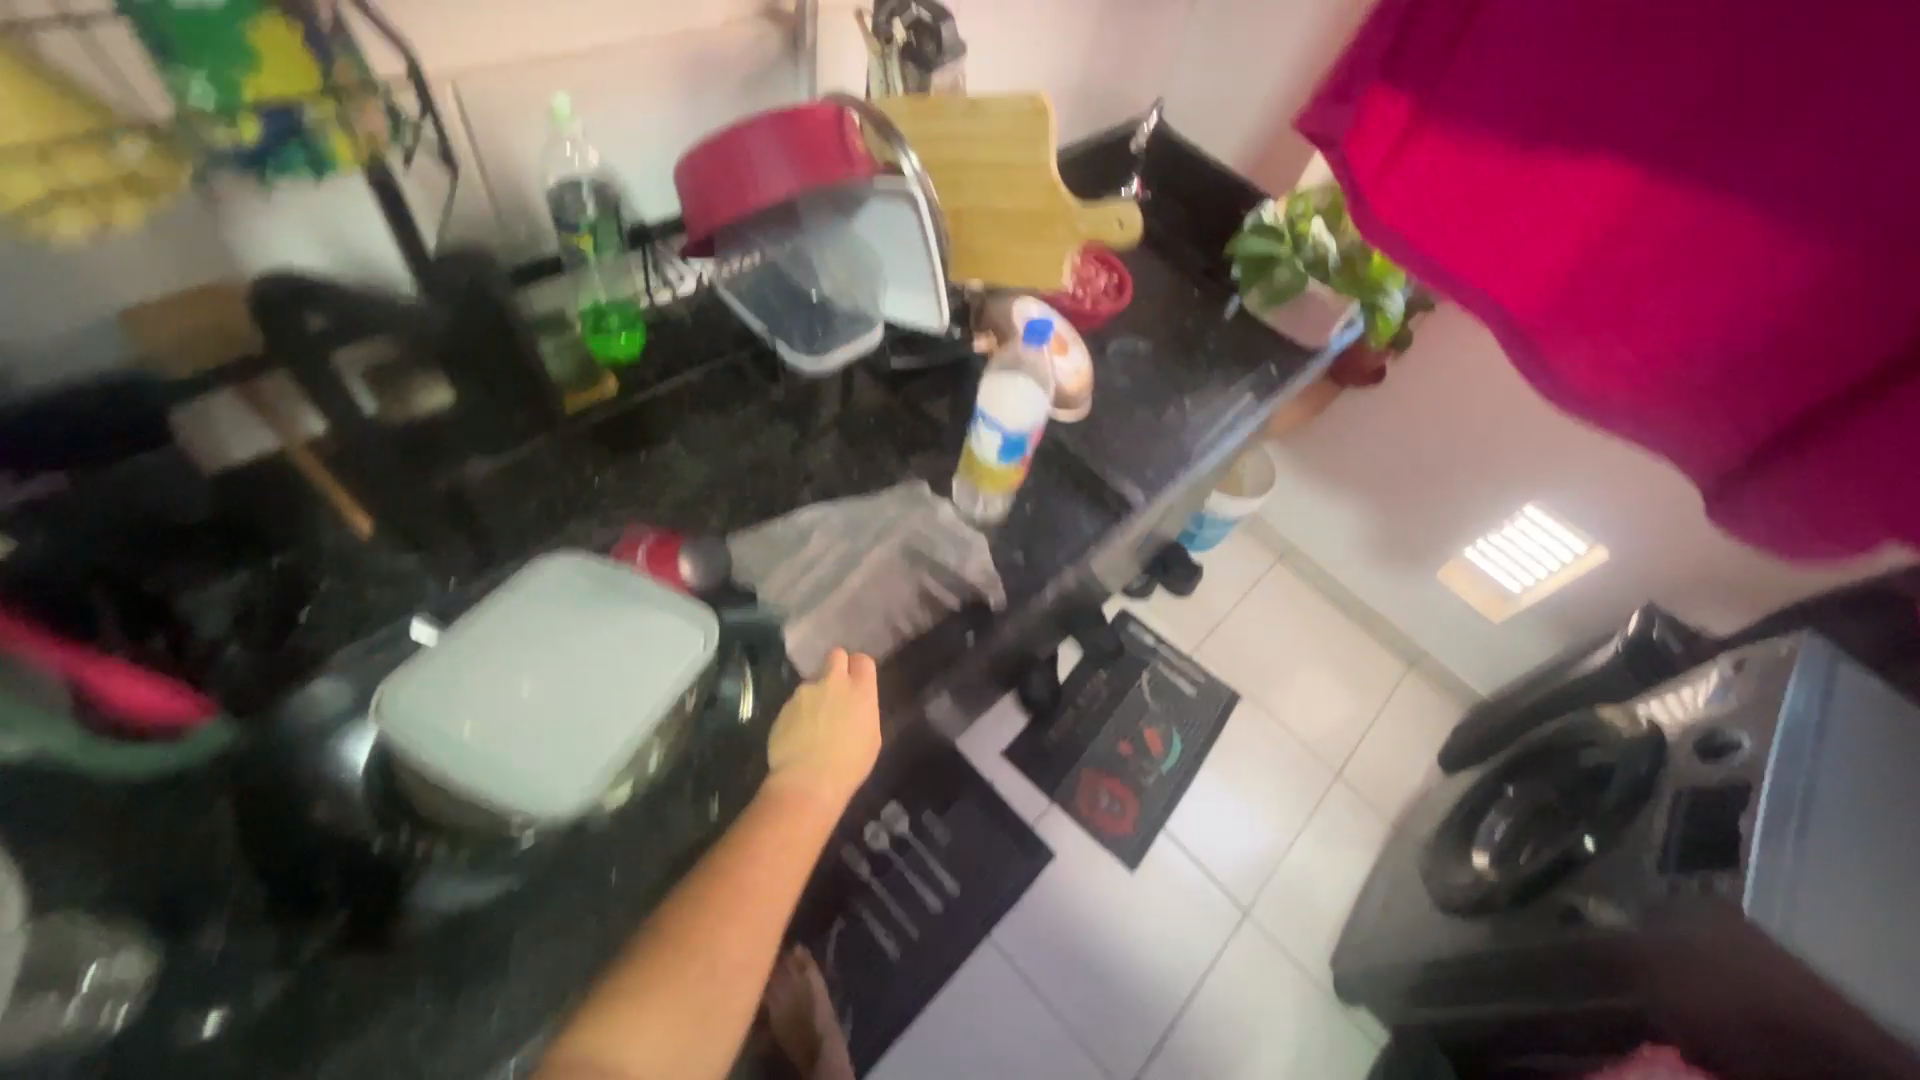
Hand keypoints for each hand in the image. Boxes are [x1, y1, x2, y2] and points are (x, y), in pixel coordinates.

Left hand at [765, 648, 881, 811]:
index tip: (858, 681)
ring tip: (812, 725)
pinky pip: (795, 703)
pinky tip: (798, 736)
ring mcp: (805, 692)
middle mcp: (833, 682)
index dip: (859, 668)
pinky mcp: (784, 706)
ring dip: (814, 697)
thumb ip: (863, 711)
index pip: (863, 660)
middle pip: (836, 655)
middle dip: (837, 666)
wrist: (808, 781)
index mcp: (860, 691)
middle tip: (836, 689)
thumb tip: (854, 706)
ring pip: (812, 683)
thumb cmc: (849, 765)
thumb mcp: (871, 737)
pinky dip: (797, 714)